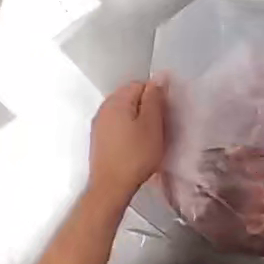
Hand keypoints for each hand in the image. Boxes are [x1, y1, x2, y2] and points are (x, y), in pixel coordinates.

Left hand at [87, 80, 166, 206]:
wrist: (111, 187)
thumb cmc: (135, 156)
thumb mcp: (152, 124)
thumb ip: (155, 98)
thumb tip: (159, 76)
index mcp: (116, 100)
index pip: (141, 84)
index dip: (157, 98)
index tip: (165, 115)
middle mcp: (103, 108)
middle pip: (131, 99)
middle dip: (147, 110)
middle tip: (159, 129)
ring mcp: (99, 125)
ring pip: (125, 115)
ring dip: (138, 123)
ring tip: (149, 141)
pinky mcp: (99, 141)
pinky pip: (117, 128)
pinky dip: (128, 134)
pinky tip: (136, 149)